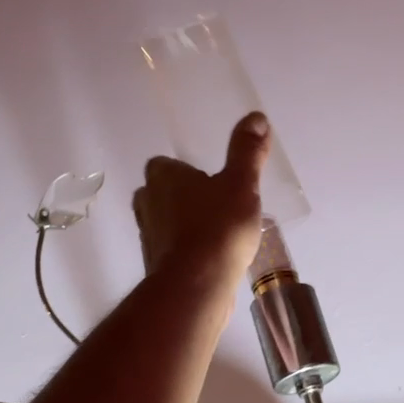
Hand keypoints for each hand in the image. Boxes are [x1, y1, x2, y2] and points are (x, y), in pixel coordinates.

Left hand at [132, 112, 271, 288]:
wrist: (198, 285)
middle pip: (163, 193)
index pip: (165, 165)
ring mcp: (148, 236)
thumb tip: (256, 117)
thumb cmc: (219, 227)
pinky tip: (211, 258)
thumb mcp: (241, 184)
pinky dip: (187, 250)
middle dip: (184, 198)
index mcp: (162, 177)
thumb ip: (247, 152)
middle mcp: (147, 202)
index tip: (211, 182)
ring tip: (218, 234)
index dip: (186, 172)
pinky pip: (172, 249)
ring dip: (186, 225)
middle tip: (216, 207)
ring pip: (166, 222)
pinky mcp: (155, 264)